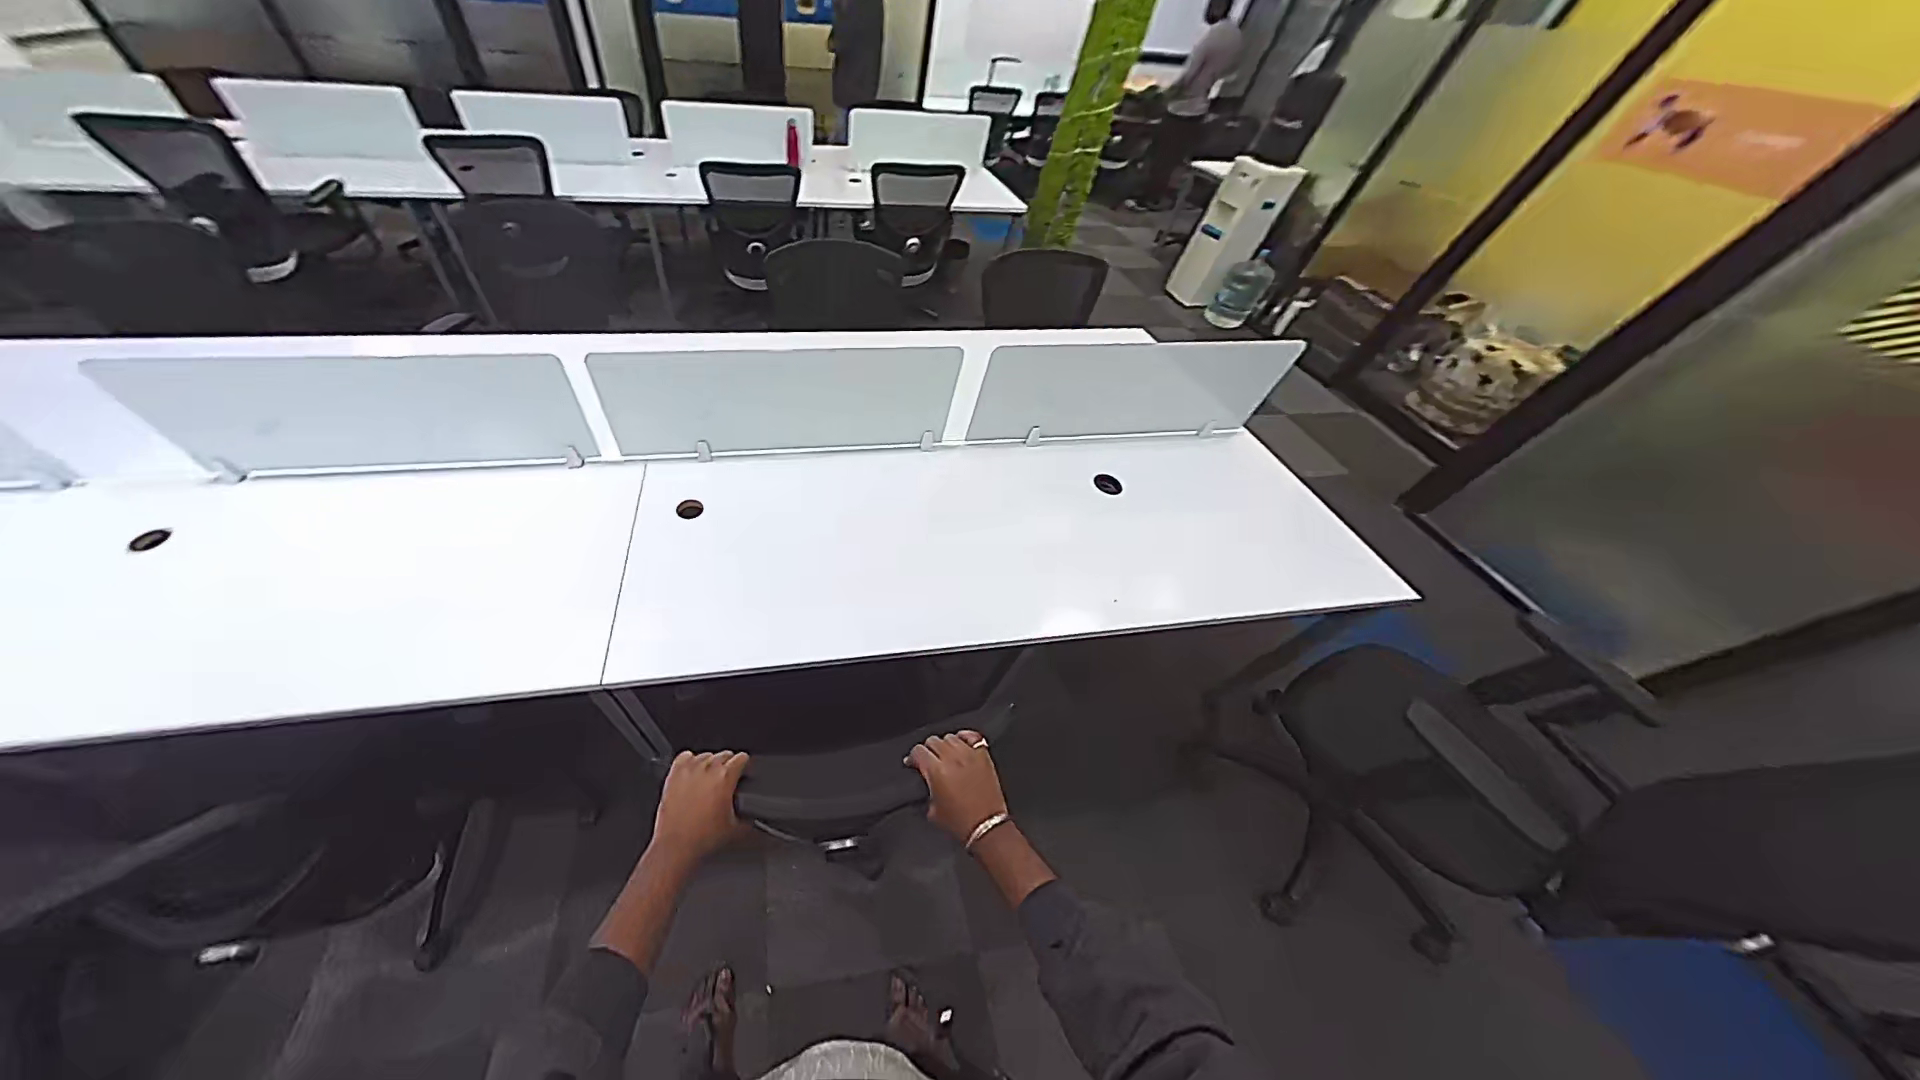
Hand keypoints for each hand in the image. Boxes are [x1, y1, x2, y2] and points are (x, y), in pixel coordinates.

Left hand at [650, 750, 750, 865]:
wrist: (676, 847)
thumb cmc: (702, 838)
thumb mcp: (736, 829)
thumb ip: (751, 820)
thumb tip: (757, 821)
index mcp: (725, 777)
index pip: (741, 757)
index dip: (745, 764)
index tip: (744, 770)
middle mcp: (707, 770)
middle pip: (724, 754)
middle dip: (728, 763)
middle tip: (728, 778)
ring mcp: (689, 772)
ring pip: (705, 755)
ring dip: (710, 763)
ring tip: (710, 777)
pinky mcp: (673, 777)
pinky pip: (684, 757)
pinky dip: (689, 761)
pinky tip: (692, 771)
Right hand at [905, 731, 1006, 844]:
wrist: (986, 827)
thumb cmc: (960, 822)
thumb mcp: (932, 810)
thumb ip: (925, 788)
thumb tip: (924, 777)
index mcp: (937, 771)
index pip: (918, 751)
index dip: (913, 757)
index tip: (913, 763)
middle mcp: (953, 759)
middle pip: (933, 741)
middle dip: (928, 750)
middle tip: (928, 761)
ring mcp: (970, 755)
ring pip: (951, 737)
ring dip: (945, 744)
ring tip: (945, 755)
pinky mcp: (984, 756)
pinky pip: (972, 736)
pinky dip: (965, 737)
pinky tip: (961, 744)